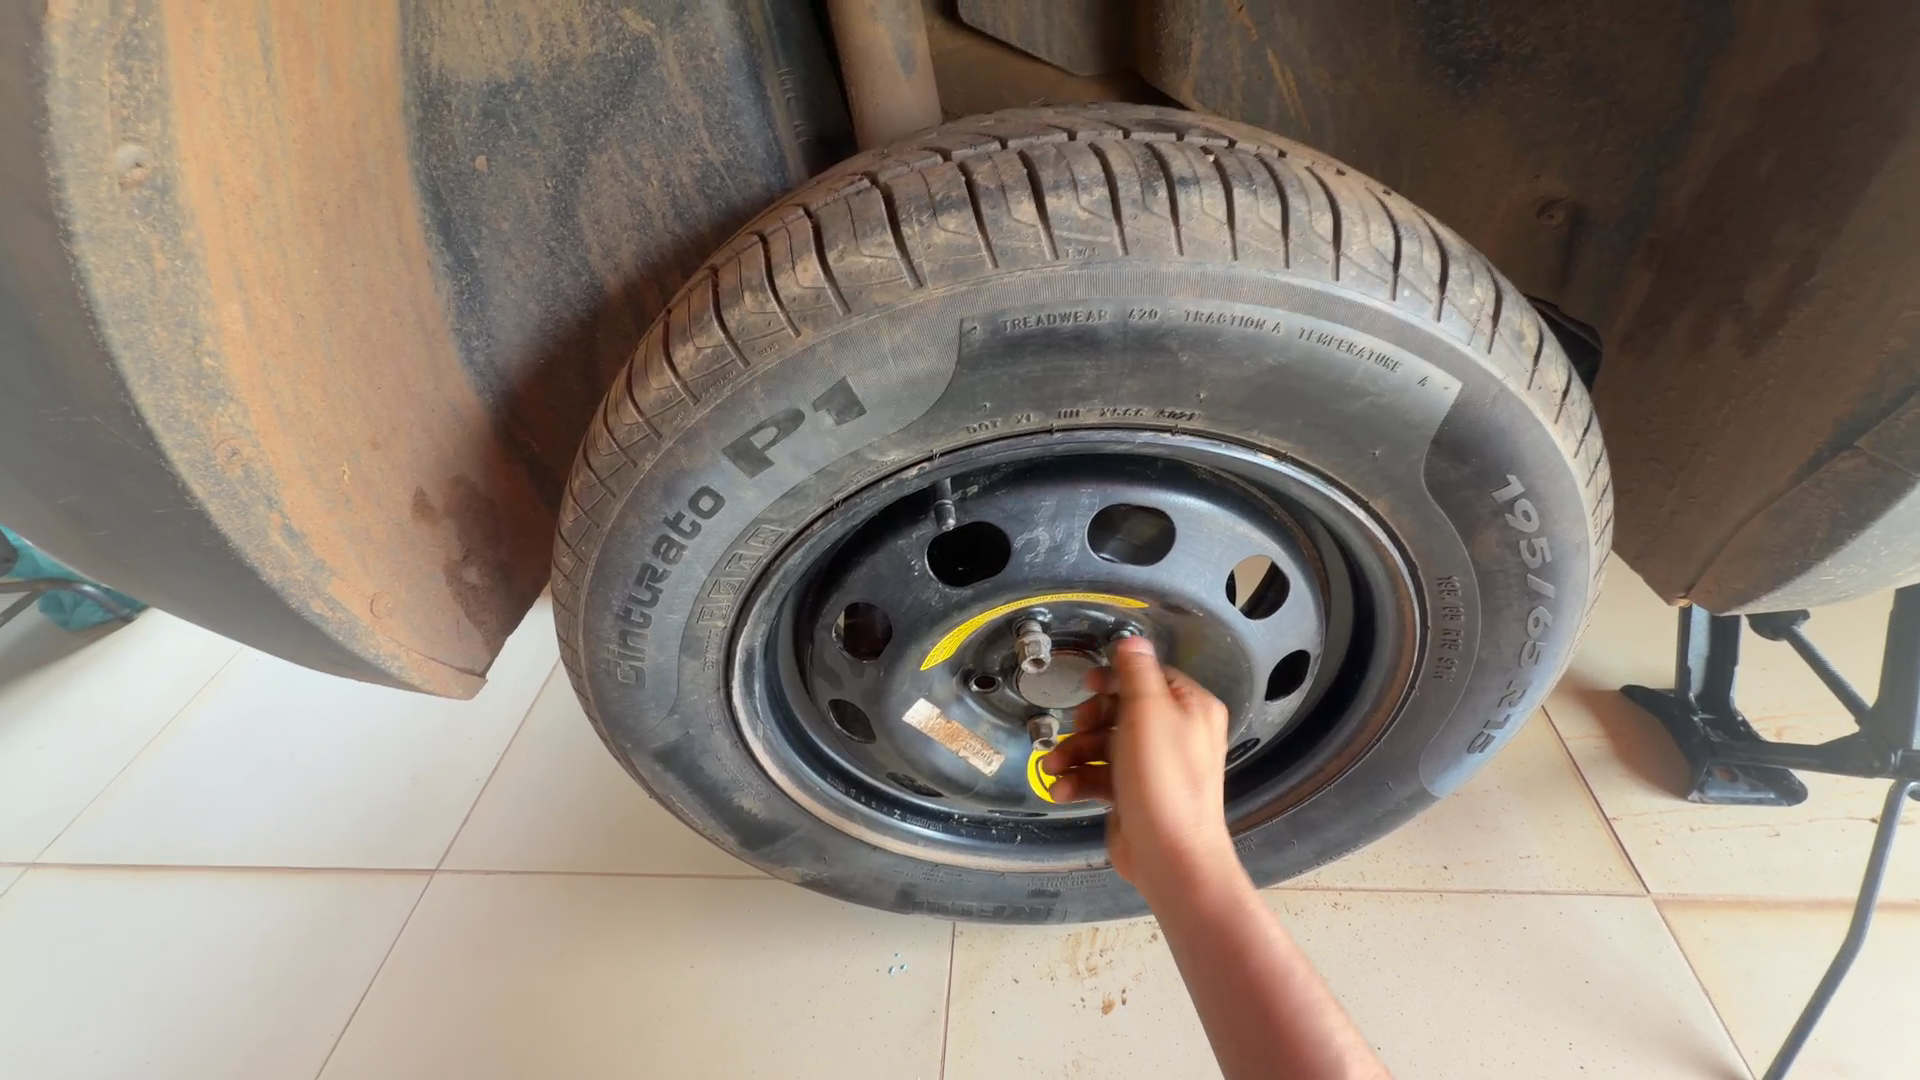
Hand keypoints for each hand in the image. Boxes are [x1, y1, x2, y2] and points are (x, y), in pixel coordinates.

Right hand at [1041, 636, 1237, 895]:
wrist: (1170, 858)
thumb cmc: (1164, 783)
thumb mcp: (1147, 713)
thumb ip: (1136, 673)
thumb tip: (1132, 640)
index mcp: (1190, 708)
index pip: (1148, 676)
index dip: (1115, 679)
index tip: (1089, 684)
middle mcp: (1175, 733)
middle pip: (1119, 708)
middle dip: (1087, 721)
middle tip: (1075, 728)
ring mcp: (1153, 765)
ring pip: (1103, 743)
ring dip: (1074, 752)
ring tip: (1055, 766)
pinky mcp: (1133, 792)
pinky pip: (1100, 774)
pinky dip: (1079, 779)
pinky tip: (1063, 788)